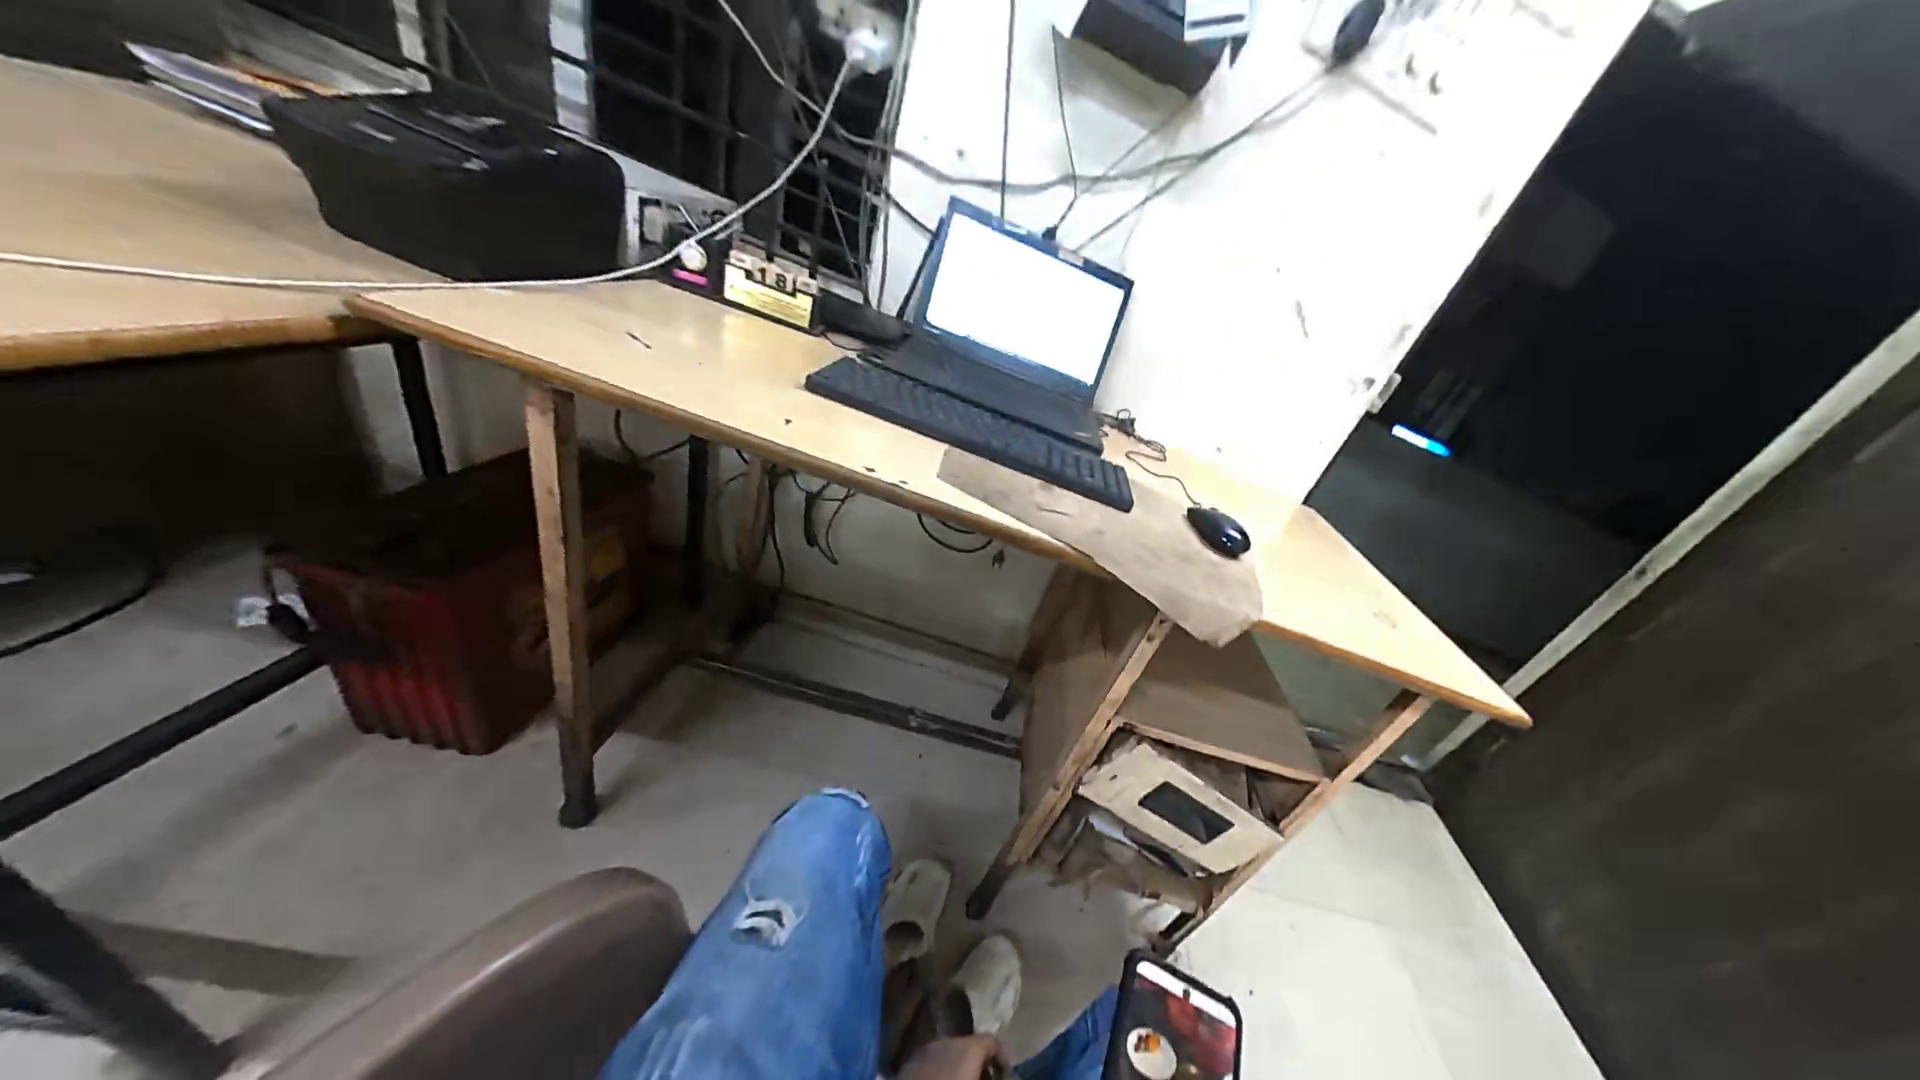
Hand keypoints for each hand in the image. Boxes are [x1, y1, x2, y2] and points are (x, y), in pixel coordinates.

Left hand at [899, 1034, 1006, 1079]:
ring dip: (959, 1067)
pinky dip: (941, 1072)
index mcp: (967, 1048)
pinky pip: (932, 1063)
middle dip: (979, 1065)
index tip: (1006, 1076)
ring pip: (949, 1053)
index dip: (1002, 1058)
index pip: (991, 1041)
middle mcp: (946, 1041)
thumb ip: (989, 1076)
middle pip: (970, 1047)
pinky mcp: (909, 1064)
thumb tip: (1000, 1075)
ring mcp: (924, 1051)